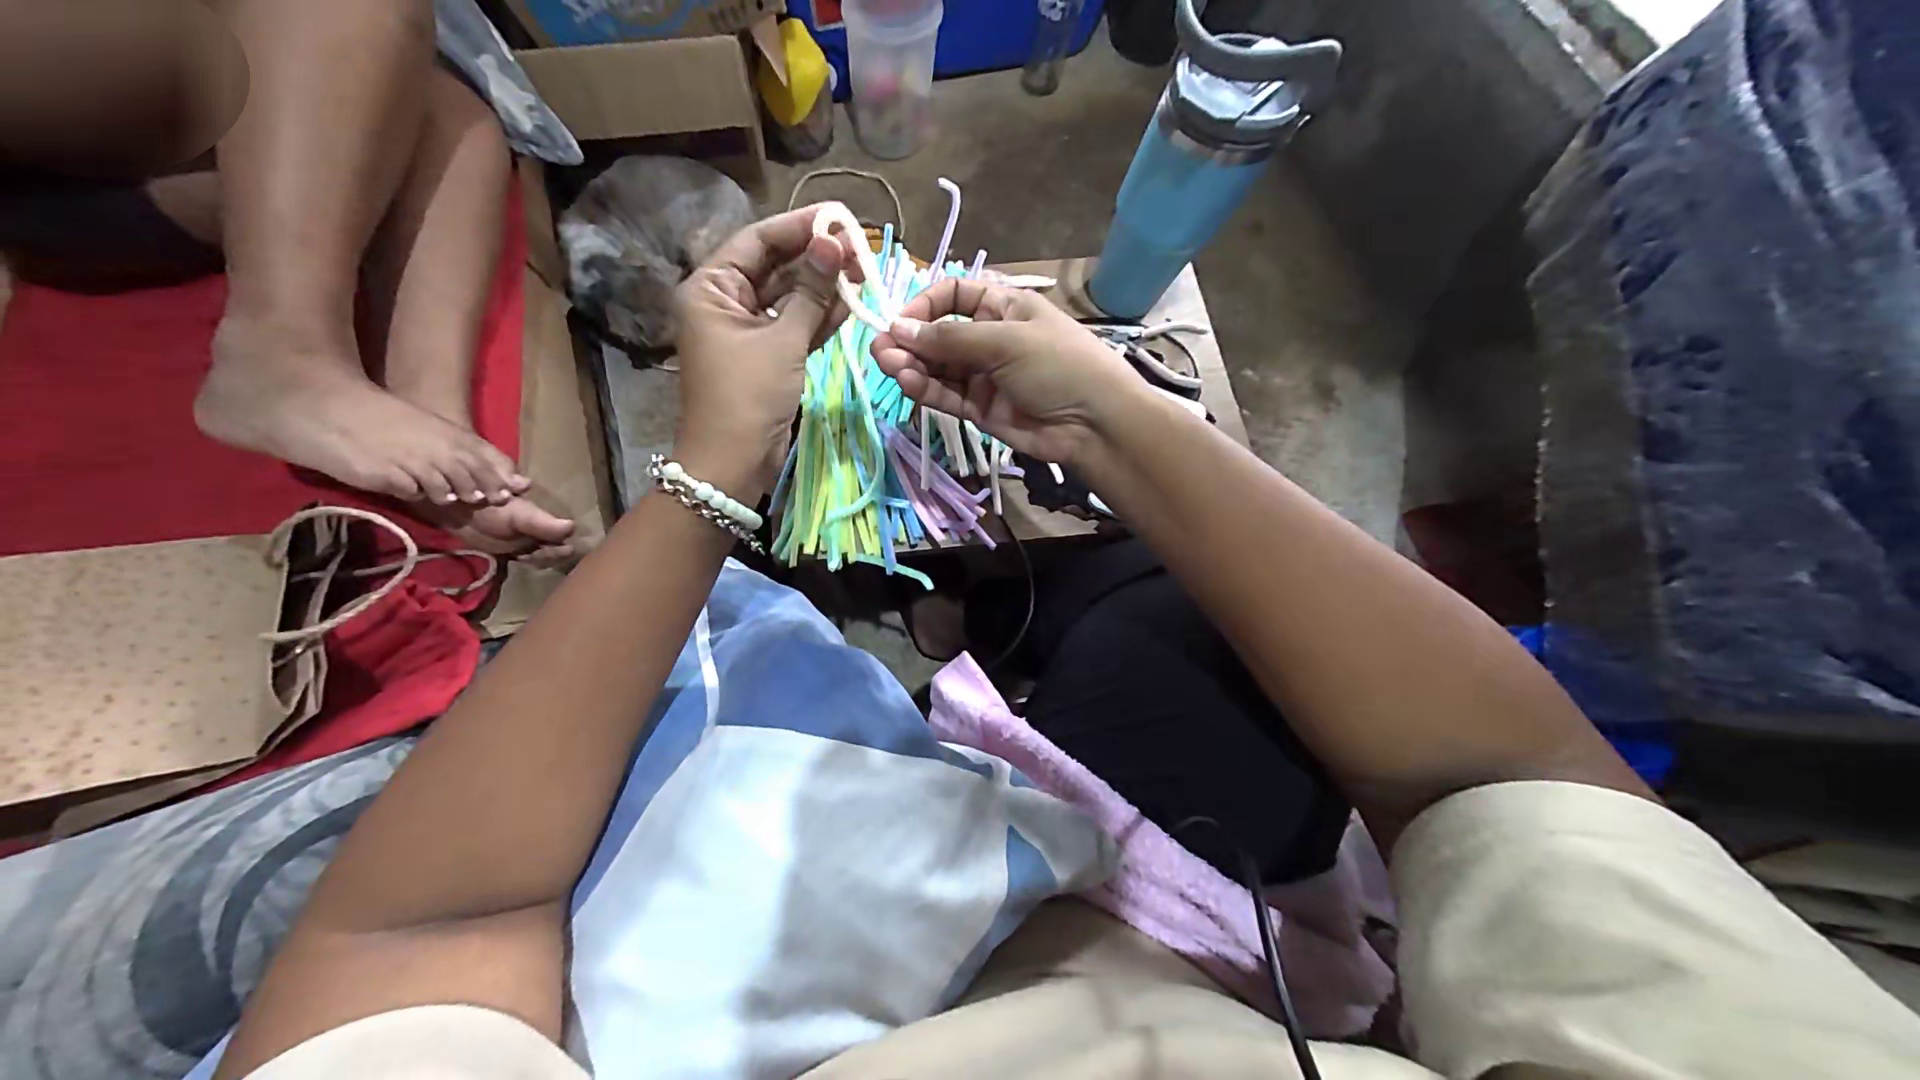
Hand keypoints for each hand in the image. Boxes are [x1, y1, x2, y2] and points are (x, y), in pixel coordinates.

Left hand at [671, 203, 851, 497]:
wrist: (733, 462)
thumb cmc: (747, 395)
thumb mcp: (782, 340)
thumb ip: (811, 291)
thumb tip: (833, 242)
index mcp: (712, 288)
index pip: (757, 241)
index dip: (799, 226)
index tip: (839, 217)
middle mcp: (725, 302)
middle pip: (774, 267)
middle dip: (815, 258)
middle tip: (859, 247)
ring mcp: (747, 330)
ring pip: (788, 297)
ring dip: (822, 287)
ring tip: (862, 271)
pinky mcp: (767, 355)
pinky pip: (794, 326)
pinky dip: (819, 318)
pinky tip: (851, 303)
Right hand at [869, 278, 1145, 466]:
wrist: (1094, 423)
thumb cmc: (1059, 365)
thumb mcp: (1007, 340)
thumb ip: (951, 338)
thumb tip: (899, 327)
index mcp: (1002, 307)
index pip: (953, 295)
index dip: (924, 305)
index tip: (899, 320)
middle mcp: (989, 338)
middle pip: (938, 334)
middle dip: (909, 340)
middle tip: (881, 351)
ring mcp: (983, 376)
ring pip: (937, 368)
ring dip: (911, 366)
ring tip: (889, 367)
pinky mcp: (979, 409)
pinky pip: (946, 395)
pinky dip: (925, 389)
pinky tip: (907, 383)